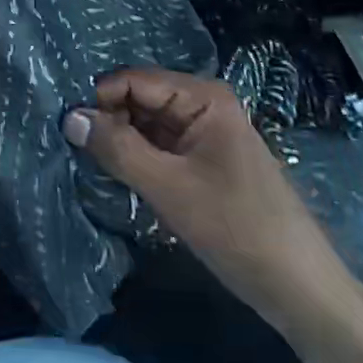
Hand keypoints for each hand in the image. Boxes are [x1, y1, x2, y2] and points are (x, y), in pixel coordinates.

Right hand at [64, 68, 348, 323]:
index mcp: (203, 97)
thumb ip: (117, 149)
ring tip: (86, 163)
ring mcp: (205, 134)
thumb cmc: (235, 227)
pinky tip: (116, 176)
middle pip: (142, 99)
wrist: (295, 282)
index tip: (67, 130)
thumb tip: (69, 116)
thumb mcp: (169, 187)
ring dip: (120, 141)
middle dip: (108, 119)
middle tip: (71, 149)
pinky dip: (138, 158)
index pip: (136, 79)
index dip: (100, 99)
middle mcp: (204, 105)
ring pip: (149, 125)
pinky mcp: (204, 162)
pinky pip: (161, 148)